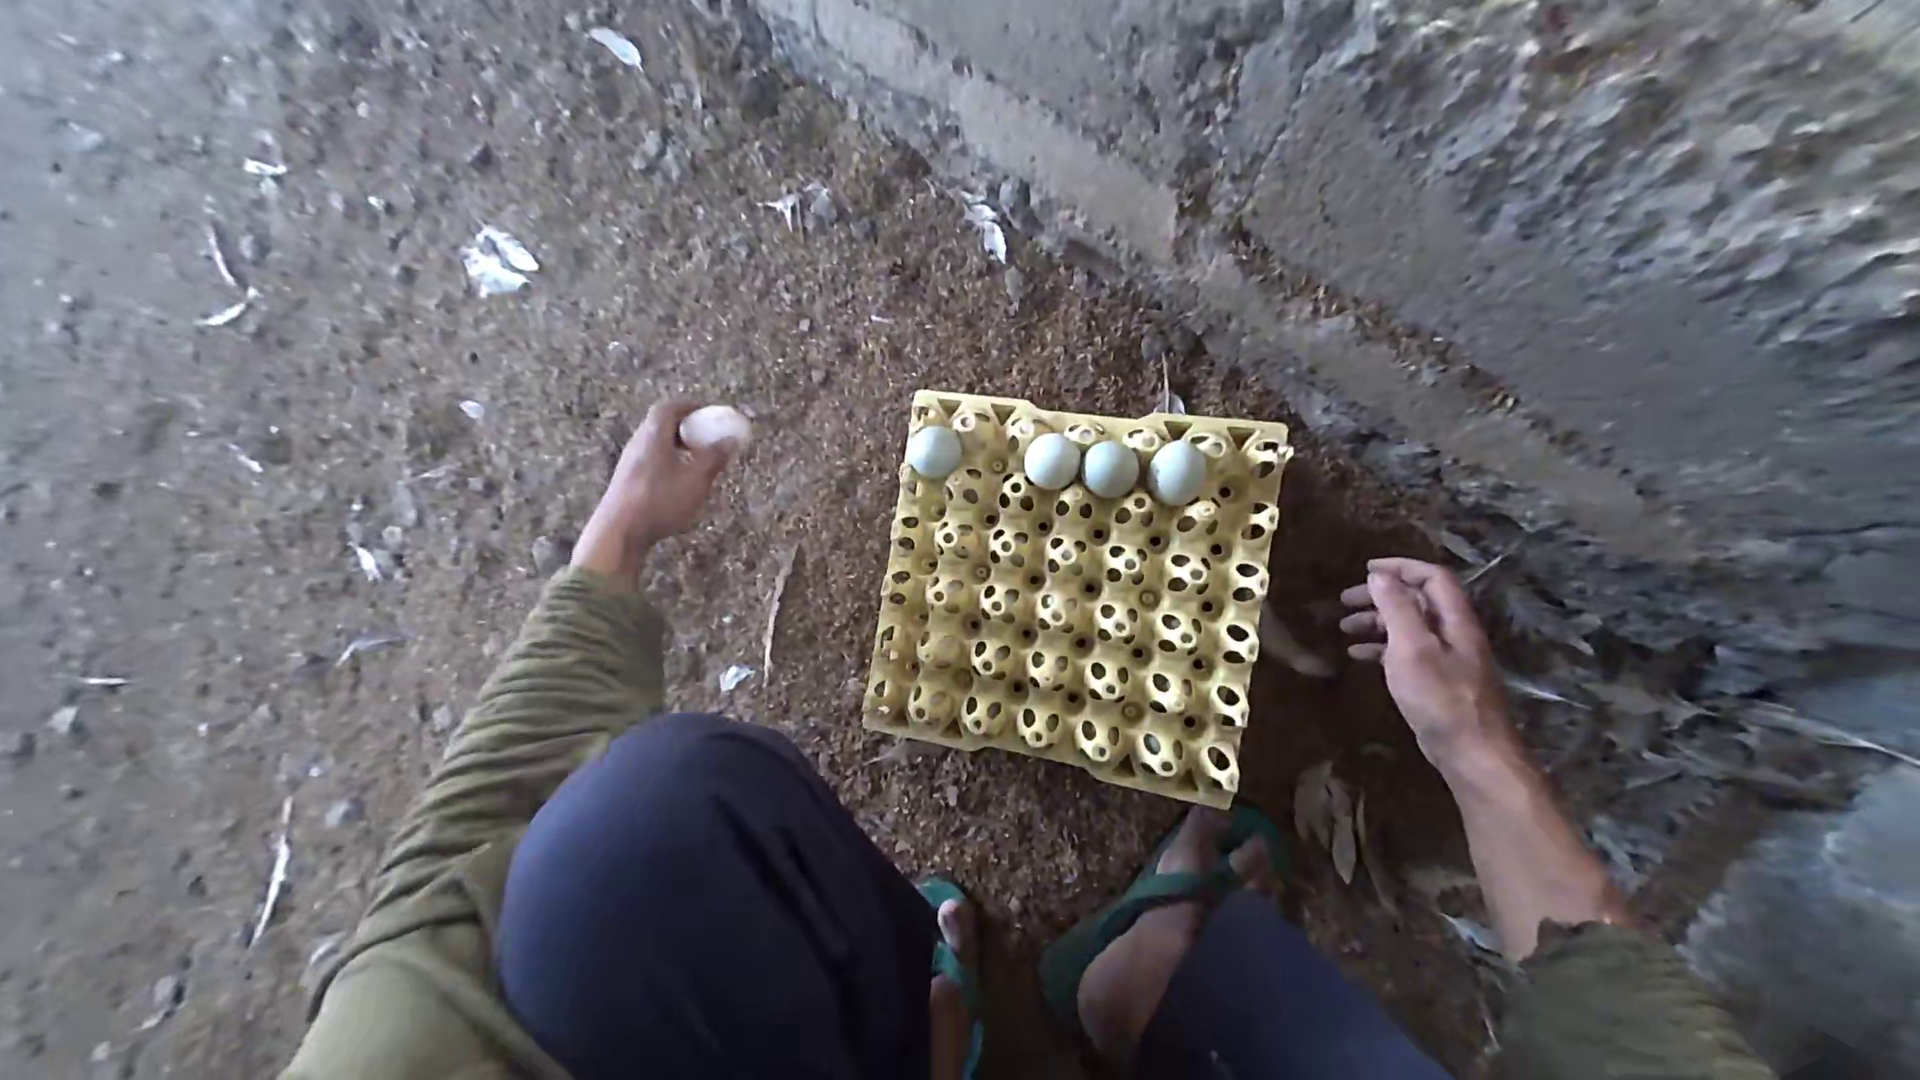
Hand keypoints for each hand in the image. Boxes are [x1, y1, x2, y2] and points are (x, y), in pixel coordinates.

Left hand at [571, 400, 737, 584]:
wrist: (619, 531)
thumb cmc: (660, 501)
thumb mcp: (696, 479)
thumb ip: (714, 457)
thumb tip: (731, 439)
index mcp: (653, 436)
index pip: (669, 408)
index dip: (691, 406)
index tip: (710, 412)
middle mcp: (638, 444)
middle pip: (662, 425)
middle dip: (688, 427)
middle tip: (709, 437)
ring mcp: (630, 463)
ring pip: (658, 444)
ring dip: (680, 446)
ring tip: (700, 461)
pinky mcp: (628, 481)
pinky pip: (653, 460)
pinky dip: (671, 461)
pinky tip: (682, 481)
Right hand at [1339, 558, 1515, 774]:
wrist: (1471, 751)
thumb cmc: (1440, 696)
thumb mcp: (1412, 647)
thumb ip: (1397, 608)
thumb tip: (1380, 575)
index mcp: (1453, 620)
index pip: (1432, 577)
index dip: (1401, 567)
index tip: (1365, 569)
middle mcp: (1453, 633)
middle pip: (1417, 600)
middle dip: (1380, 594)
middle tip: (1345, 600)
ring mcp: (1446, 657)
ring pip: (1408, 625)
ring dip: (1376, 620)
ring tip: (1345, 627)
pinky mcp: (1435, 678)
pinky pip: (1405, 650)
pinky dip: (1380, 646)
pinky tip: (1358, 654)